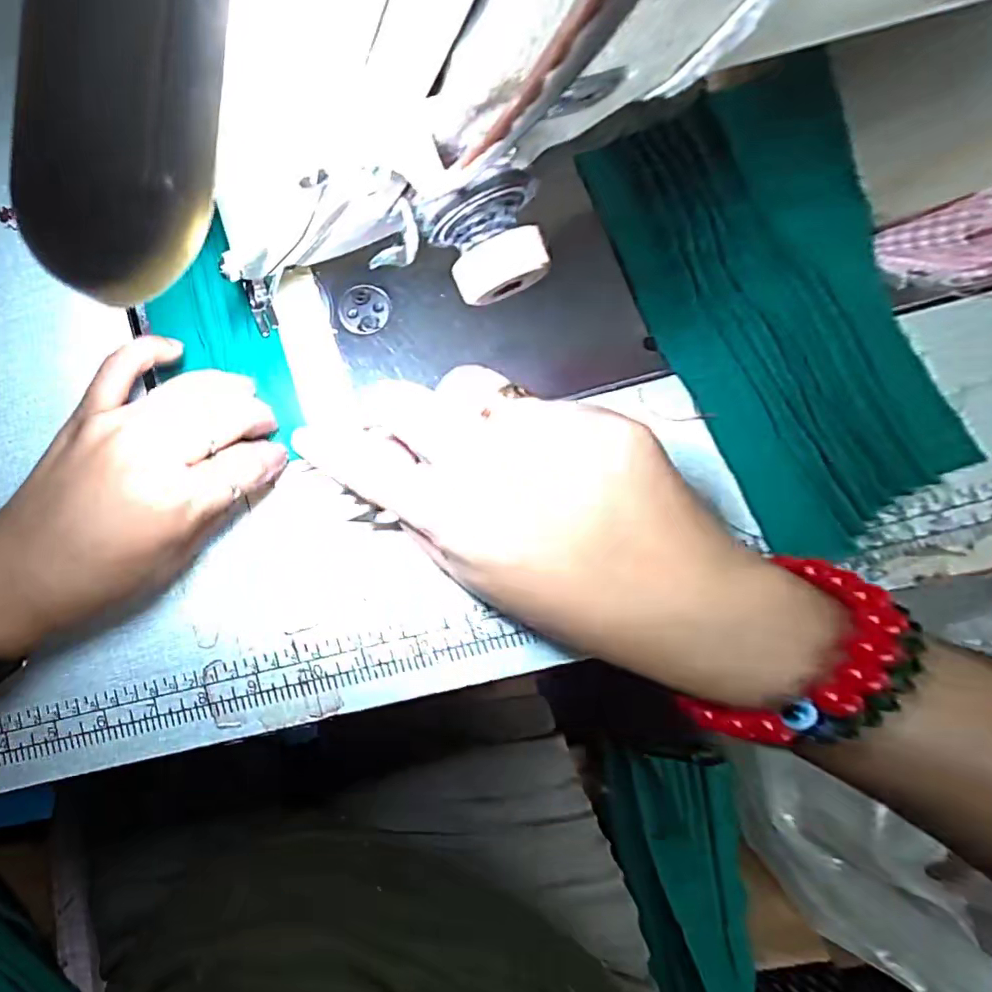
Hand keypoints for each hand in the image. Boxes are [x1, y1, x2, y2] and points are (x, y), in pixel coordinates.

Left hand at [0, 337, 287, 658]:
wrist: (22, 574)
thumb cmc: (102, 581)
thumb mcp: (173, 561)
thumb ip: (217, 511)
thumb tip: (256, 473)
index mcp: (176, 502)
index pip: (242, 464)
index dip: (269, 459)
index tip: (279, 457)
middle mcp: (151, 455)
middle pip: (221, 417)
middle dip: (255, 417)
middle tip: (266, 425)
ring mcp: (115, 427)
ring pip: (186, 390)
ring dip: (224, 385)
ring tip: (244, 390)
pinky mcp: (85, 414)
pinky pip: (120, 365)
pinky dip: (149, 349)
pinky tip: (174, 351)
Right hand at [292, 366, 843, 705]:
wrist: (679, 595)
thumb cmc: (567, 602)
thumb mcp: (479, 578)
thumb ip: (426, 525)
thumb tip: (388, 485)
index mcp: (458, 520)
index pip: (370, 467)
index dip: (331, 448)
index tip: (312, 434)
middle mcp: (491, 467)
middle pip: (406, 402)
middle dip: (381, 406)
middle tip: (388, 420)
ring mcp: (546, 433)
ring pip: (471, 389)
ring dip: (457, 410)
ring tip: (482, 439)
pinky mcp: (596, 415)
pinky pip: (535, 402)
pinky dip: (525, 423)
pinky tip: (552, 456)